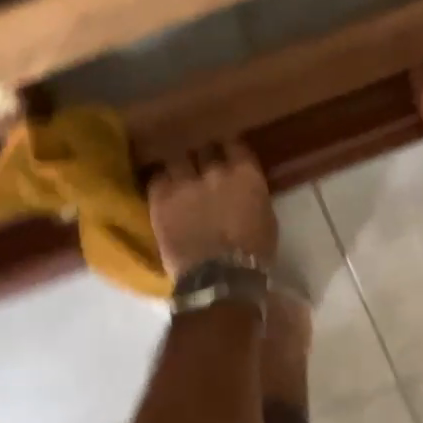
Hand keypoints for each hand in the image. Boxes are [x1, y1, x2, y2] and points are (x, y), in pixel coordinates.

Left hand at [149, 142, 277, 279]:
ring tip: (180, 178)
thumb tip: (243, 189)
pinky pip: (157, 179)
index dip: (229, 149)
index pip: (234, 145)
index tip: (227, 155)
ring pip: (178, 160)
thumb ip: (252, 194)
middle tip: (203, 168)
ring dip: (181, 168)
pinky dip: (162, 183)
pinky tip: (165, 192)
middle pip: (204, 149)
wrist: (220, 278)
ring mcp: (185, 182)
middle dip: (204, 157)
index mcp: (245, 173)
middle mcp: (214, 169)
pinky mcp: (160, 199)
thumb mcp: (266, 217)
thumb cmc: (253, 253)